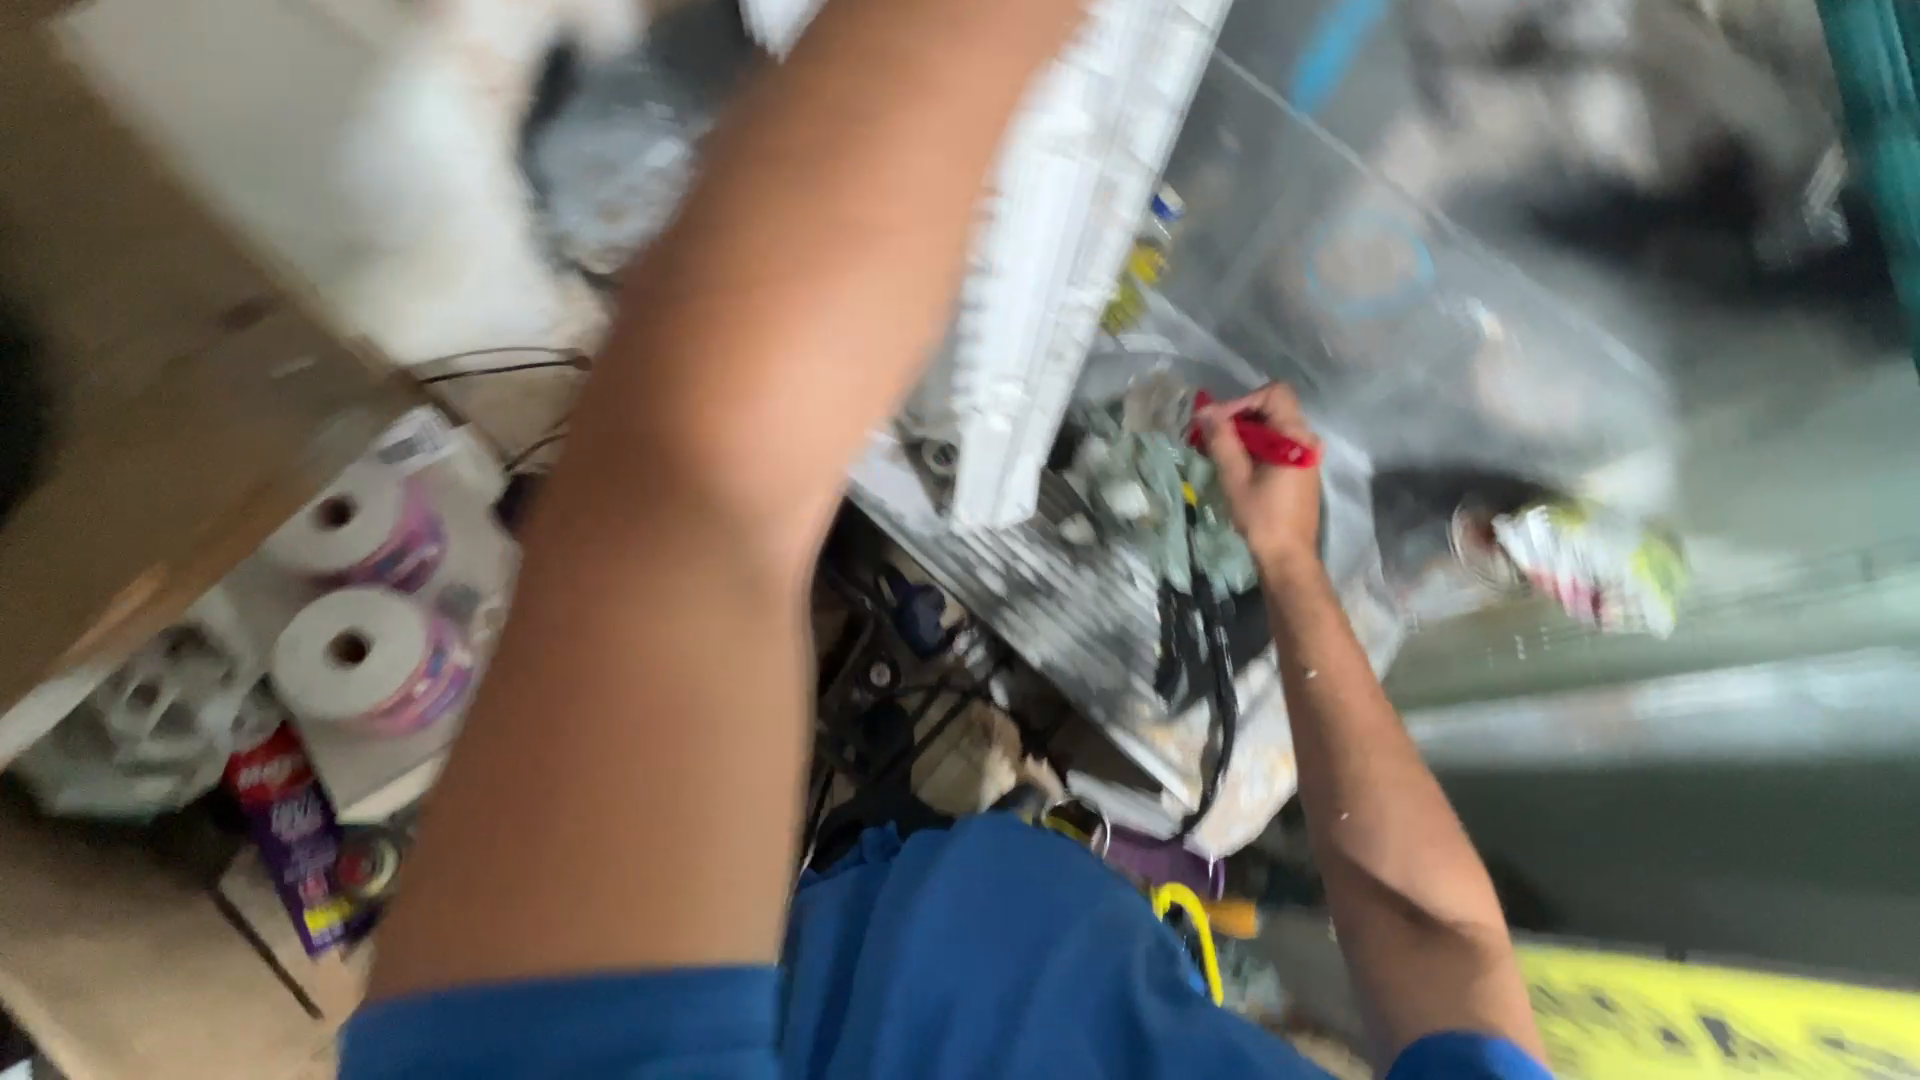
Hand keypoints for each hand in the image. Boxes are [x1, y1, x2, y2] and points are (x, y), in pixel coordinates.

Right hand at [1196, 383, 1322, 572]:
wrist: (1288, 556)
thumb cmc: (1262, 517)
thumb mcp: (1235, 477)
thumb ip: (1222, 440)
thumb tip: (1205, 410)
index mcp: (1295, 437)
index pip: (1273, 393)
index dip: (1242, 401)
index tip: (1217, 423)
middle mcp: (1307, 440)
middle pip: (1273, 408)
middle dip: (1238, 416)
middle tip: (1209, 436)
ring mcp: (1307, 454)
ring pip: (1273, 426)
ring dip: (1244, 432)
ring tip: (1216, 450)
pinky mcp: (1301, 468)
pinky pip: (1277, 443)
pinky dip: (1254, 445)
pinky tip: (1234, 464)